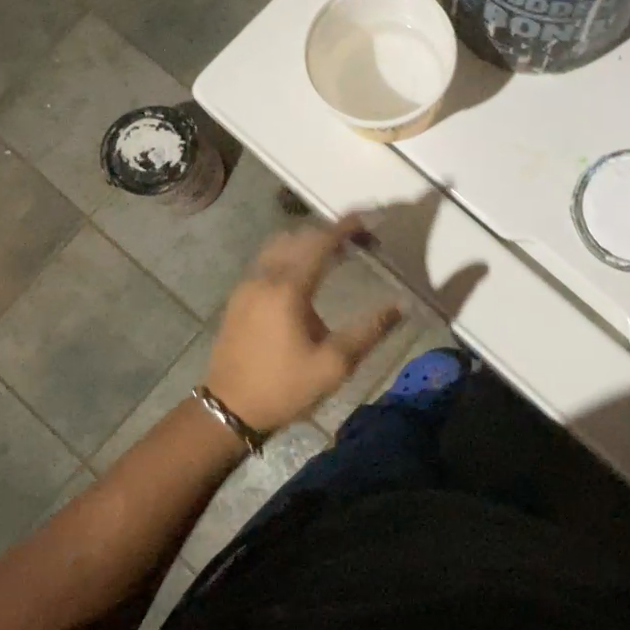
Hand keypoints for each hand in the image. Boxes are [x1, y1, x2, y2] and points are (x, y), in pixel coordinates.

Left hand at [205, 215, 404, 431]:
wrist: (227, 410)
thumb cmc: (284, 388)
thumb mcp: (334, 365)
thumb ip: (370, 331)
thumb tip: (401, 305)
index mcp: (288, 288)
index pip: (321, 243)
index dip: (347, 227)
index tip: (370, 219)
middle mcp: (264, 277)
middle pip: (299, 237)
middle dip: (331, 231)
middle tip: (360, 239)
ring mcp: (247, 286)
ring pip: (279, 246)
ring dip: (308, 241)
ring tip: (336, 252)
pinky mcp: (239, 298)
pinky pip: (268, 261)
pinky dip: (291, 254)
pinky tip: (307, 273)